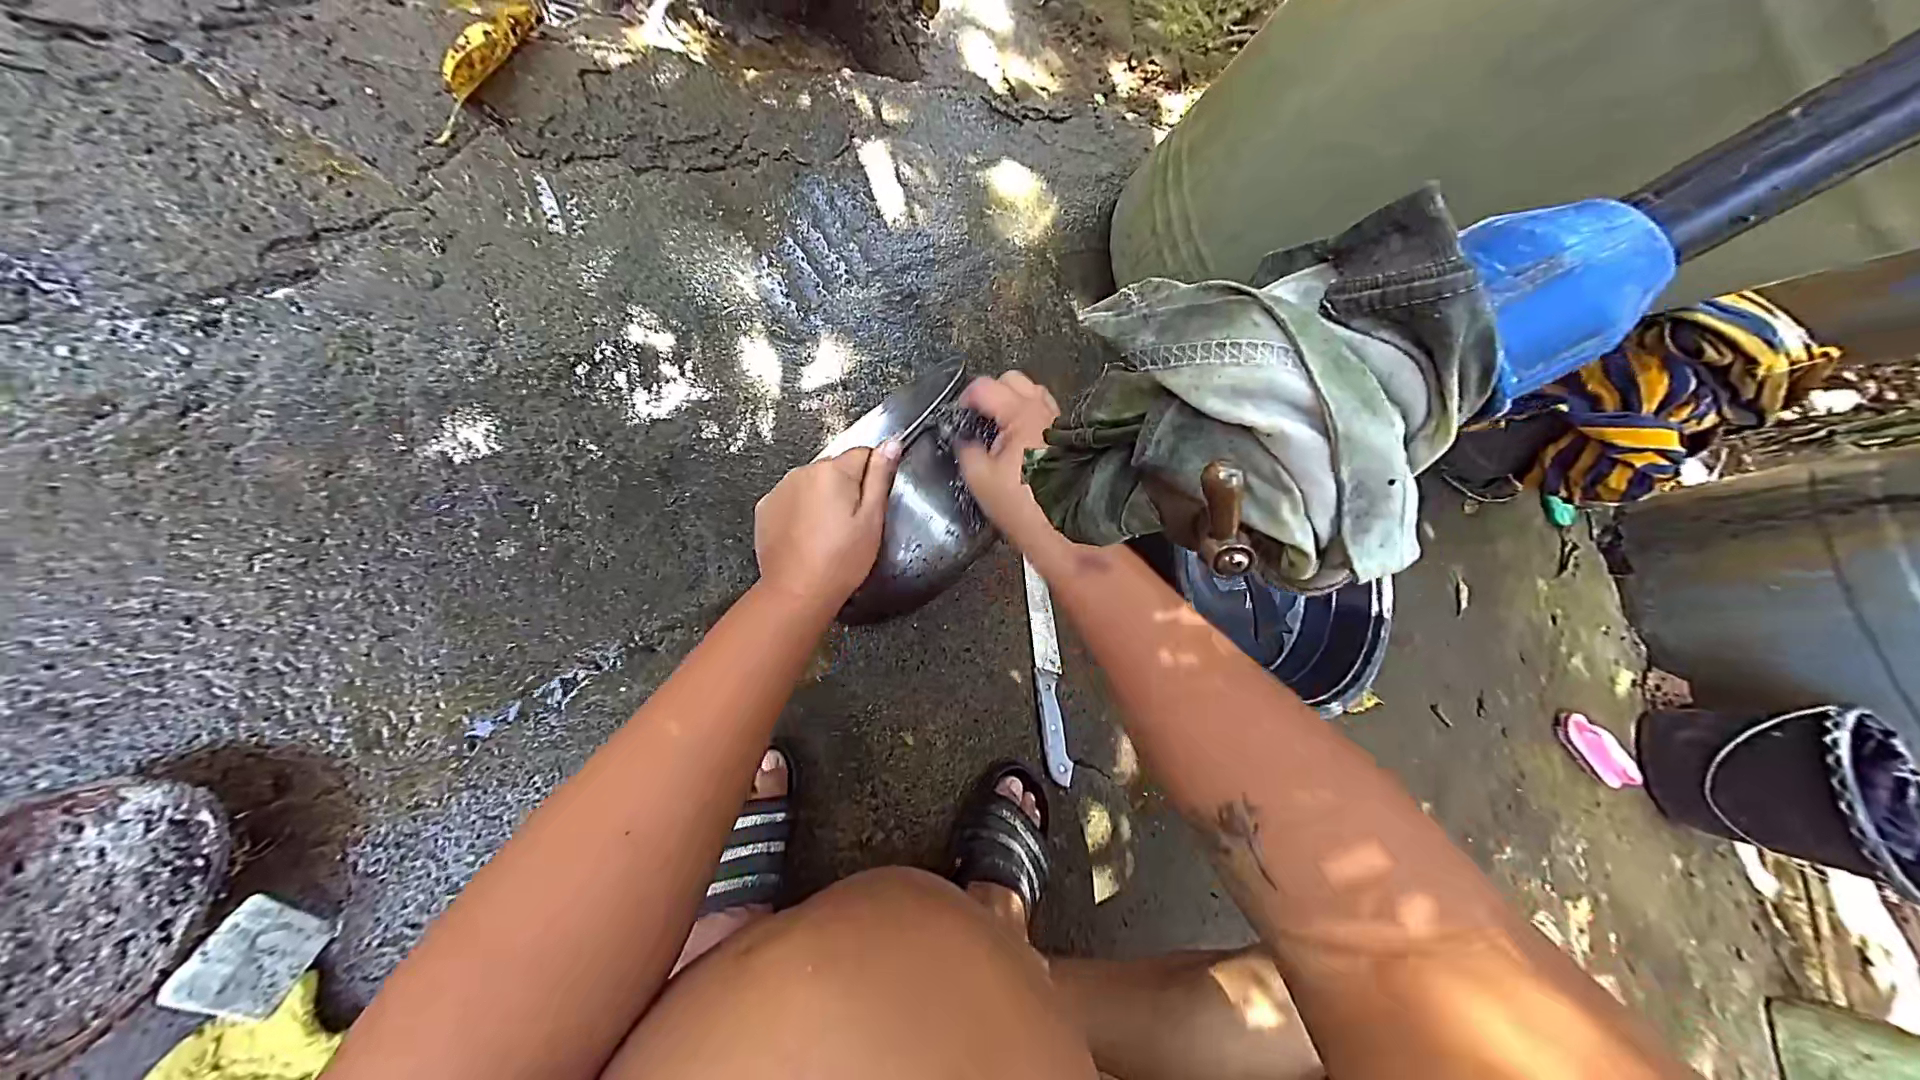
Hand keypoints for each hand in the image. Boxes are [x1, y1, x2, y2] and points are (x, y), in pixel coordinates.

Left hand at [754, 440, 901, 607]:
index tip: (871, 504)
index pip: (863, 453)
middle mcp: (802, 472)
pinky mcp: (766, 508)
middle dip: (847, 489)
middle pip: (836, 469)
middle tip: (853, 524)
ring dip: (823, 500)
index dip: (873, 477)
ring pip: (813, 484)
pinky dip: (802, 512)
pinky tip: (809, 537)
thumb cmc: (839, 561)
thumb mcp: (872, 518)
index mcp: (833, 471)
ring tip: (830, 534)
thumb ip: (880, 476)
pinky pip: (792, 499)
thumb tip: (891, 444)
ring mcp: (781, 489)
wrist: (797, 591)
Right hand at [952, 371, 1063, 551]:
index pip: (985, 387)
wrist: (1061, 531)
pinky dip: (1029, 417)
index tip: (960, 413)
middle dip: (991, 393)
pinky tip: (1019, 441)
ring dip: (1013, 402)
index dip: (965, 398)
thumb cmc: (1024, 507)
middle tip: (979, 416)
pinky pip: (1045, 413)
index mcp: (1021, 415)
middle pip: (1012, 380)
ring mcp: (1059, 423)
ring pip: (1032, 393)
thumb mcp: (979, 479)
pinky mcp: (1066, 438)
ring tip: (999, 428)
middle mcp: (1044, 412)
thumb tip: (962, 438)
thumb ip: (965, 449)